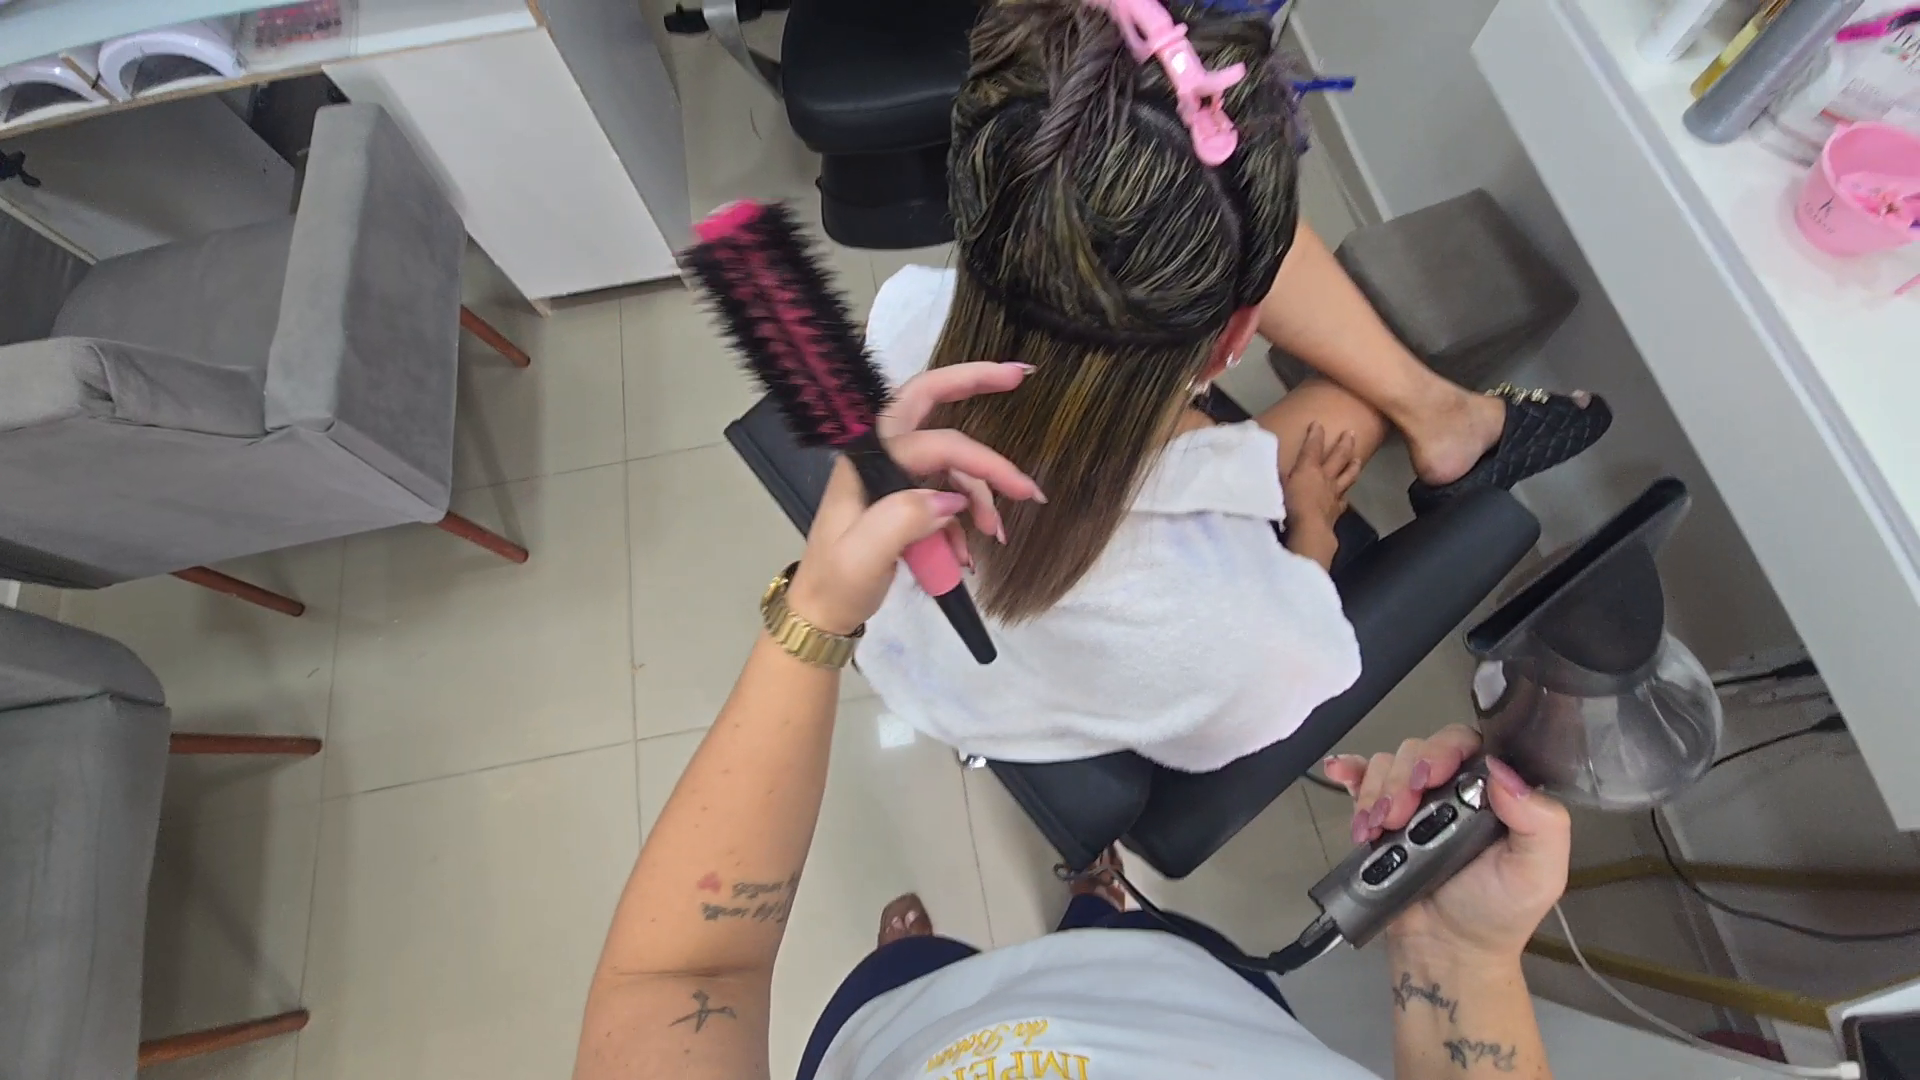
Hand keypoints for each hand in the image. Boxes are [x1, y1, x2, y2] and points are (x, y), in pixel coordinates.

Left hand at [785, 362, 1042, 634]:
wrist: (823, 612)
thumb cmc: (837, 583)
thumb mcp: (863, 557)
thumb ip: (904, 520)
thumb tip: (951, 500)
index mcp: (867, 463)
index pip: (936, 445)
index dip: (982, 460)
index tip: (1023, 487)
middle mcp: (881, 458)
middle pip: (929, 404)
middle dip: (973, 384)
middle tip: (1019, 375)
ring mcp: (894, 477)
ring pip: (950, 463)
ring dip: (980, 494)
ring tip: (994, 535)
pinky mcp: (904, 500)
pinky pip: (947, 495)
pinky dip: (966, 520)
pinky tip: (967, 553)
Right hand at [1283, 422, 1360, 535]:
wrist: (1309, 529)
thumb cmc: (1289, 505)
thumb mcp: (1277, 486)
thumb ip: (1275, 474)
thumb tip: (1268, 463)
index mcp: (1309, 469)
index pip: (1313, 447)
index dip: (1315, 434)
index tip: (1318, 423)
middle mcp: (1325, 477)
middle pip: (1338, 457)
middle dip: (1344, 443)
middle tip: (1351, 432)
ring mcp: (1334, 494)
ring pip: (1347, 476)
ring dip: (1353, 466)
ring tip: (1358, 458)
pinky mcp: (1336, 510)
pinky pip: (1343, 500)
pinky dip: (1344, 496)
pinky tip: (1345, 496)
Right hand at [1325, 727, 1570, 961]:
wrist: (1443, 948)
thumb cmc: (1495, 911)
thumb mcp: (1537, 874)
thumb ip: (1541, 824)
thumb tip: (1502, 773)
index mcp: (1490, 793)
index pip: (1467, 744)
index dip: (1443, 750)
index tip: (1430, 778)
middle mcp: (1450, 787)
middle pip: (1417, 750)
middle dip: (1401, 781)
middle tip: (1397, 819)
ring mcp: (1411, 796)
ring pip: (1385, 764)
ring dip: (1374, 792)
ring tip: (1375, 830)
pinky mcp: (1378, 809)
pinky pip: (1358, 774)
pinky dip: (1348, 770)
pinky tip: (1339, 774)